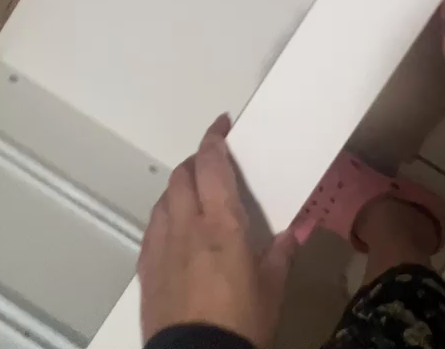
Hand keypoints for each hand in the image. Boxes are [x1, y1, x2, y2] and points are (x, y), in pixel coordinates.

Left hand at [139, 115, 298, 346]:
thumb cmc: (241, 320)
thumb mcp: (272, 287)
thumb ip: (282, 252)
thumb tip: (298, 229)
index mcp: (221, 221)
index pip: (211, 163)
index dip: (214, 137)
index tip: (222, 123)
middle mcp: (187, 224)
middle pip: (183, 174)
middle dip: (198, 161)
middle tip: (214, 164)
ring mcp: (162, 246)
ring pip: (164, 198)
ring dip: (179, 188)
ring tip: (195, 196)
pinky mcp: (146, 269)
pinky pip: (153, 228)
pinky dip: (165, 216)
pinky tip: (176, 230)